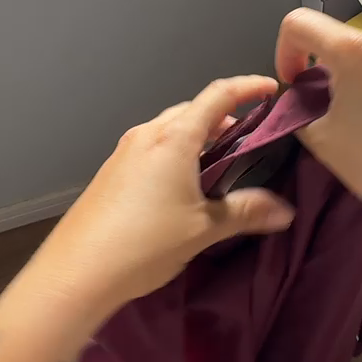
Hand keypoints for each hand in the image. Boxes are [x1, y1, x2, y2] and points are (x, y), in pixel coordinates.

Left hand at [27, 76, 297, 317]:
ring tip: (218, 164)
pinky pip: (152, 147)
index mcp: (174, 138)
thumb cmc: (145, 243)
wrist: (75, 274)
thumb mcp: (204, 228)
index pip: (218, 96)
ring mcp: (125, 152)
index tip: (270, 88)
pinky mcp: (111, 172)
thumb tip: (286, 211)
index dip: (248, 87)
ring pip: (170, 129)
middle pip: (193, 110)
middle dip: (224, 117)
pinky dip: (176, 152)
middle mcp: (148, 135)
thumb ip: (246, 212)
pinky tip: (181, 185)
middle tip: (249, 138)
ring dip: (198, 137)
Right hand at [274, 8, 361, 245]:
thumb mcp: (322, 139)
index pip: (299, 23)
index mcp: (355, 50)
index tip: (293, 83)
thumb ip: (300, 109)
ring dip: (353, 80)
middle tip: (325, 112)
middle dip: (322, 71)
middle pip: (337, 41)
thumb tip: (302, 100)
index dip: (284, 51)